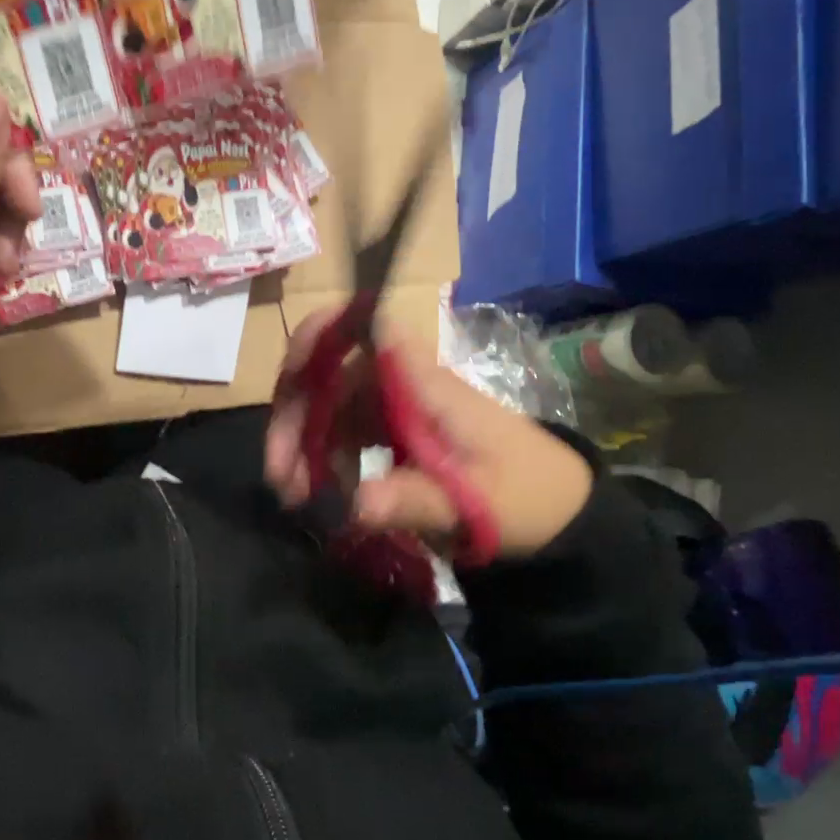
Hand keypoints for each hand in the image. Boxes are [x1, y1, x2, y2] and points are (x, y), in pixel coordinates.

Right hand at [263, 309, 593, 557]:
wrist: (560, 511)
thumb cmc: (524, 494)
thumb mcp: (473, 504)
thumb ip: (414, 501)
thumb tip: (354, 505)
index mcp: (423, 383)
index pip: (368, 329)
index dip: (323, 335)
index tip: (291, 376)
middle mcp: (399, 385)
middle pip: (327, 377)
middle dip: (294, 420)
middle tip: (279, 477)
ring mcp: (392, 409)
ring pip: (325, 410)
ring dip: (300, 447)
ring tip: (292, 498)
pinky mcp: (390, 434)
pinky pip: (339, 437)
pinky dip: (320, 463)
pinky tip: (316, 498)